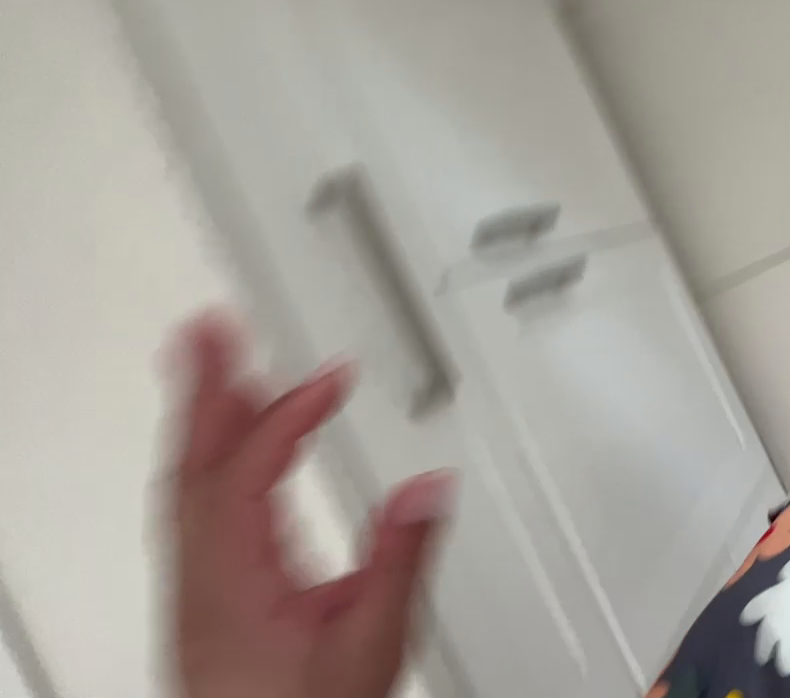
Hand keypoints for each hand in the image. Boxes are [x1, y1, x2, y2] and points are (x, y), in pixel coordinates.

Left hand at [168, 310, 452, 697]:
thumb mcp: (374, 637)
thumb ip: (402, 558)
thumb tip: (429, 484)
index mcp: (233, 583)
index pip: (243, 478)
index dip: (284, 416)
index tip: (331, 375)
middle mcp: (203, 577)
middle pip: (191, 468)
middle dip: (203, 389)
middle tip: (211, 326)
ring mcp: (200, 581)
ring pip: (187, 481)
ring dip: (202, 412)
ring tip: (222, 359)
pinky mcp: (214, 583)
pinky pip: (200, 499)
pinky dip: (216, 448)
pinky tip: (241, 431)